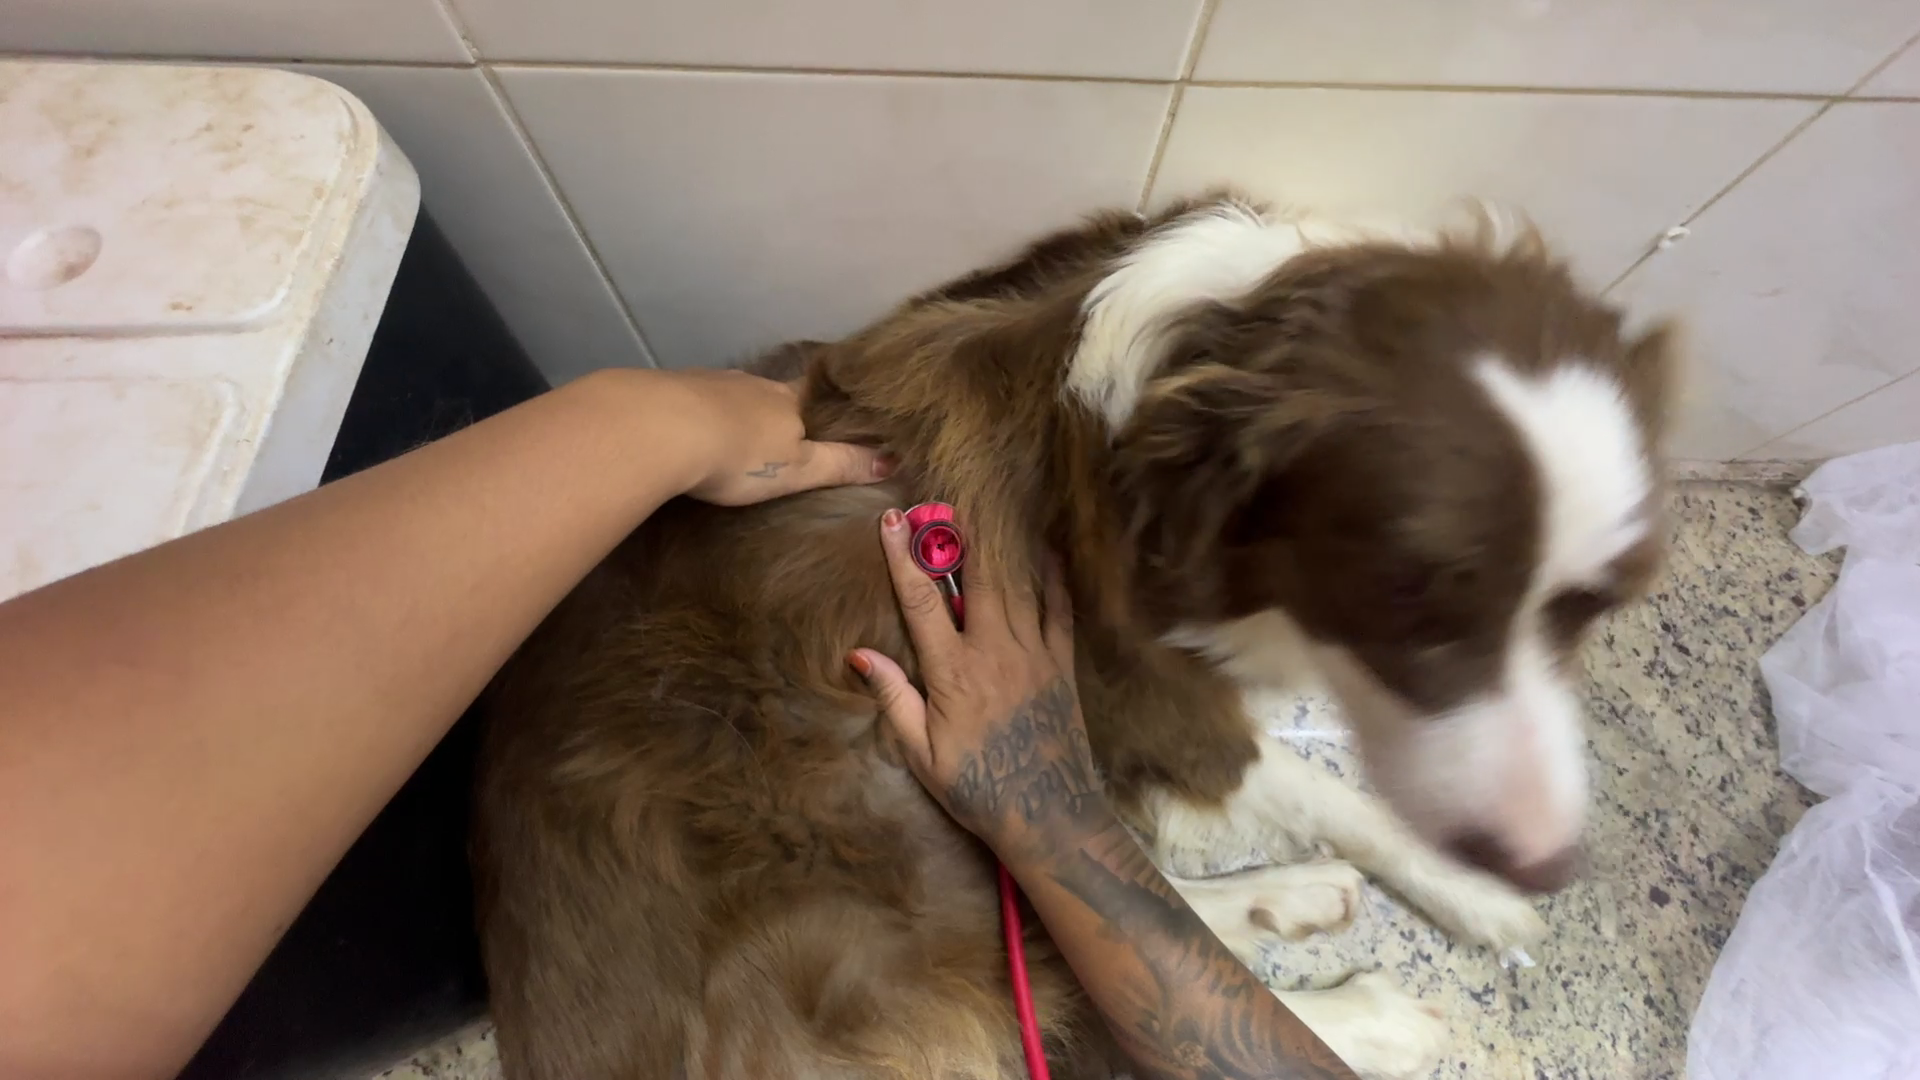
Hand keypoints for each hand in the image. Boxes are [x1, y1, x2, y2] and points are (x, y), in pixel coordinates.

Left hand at [666, 369, 891, 504]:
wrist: (658, 429)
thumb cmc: (739, 456)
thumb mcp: (798, 470)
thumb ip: (842, 465)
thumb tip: (892, 461)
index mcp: (787, 401)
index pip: (815, 395)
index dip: (827, 401)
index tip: (836, 407)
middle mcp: (752, 384)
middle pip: (773, 394)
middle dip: (777, 411)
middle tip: (779, 433)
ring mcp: (710, 382)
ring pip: (734, 395)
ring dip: (738, 412)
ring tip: (735, 434)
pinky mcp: (670, 388)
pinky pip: (696, 399)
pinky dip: (701, 413)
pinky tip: (693, 428)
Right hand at [849, 510, 1107, 854]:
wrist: (1049, 813)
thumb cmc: (978, 787)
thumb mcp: (922, 754)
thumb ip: (894, 699)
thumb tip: (861, 655)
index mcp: (953, 672)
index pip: (921, 601)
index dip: (903, 557)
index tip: (892, 521)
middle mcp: (994, 649)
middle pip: (976, 576)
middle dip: (959, 533)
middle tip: (947, 498)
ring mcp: (1033, 651)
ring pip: (1017, 582)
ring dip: (1001, 543)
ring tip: (990, 509)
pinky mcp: (1061, 660)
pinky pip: (1058, 605)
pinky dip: (1052, 574)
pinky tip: (1046, 550)